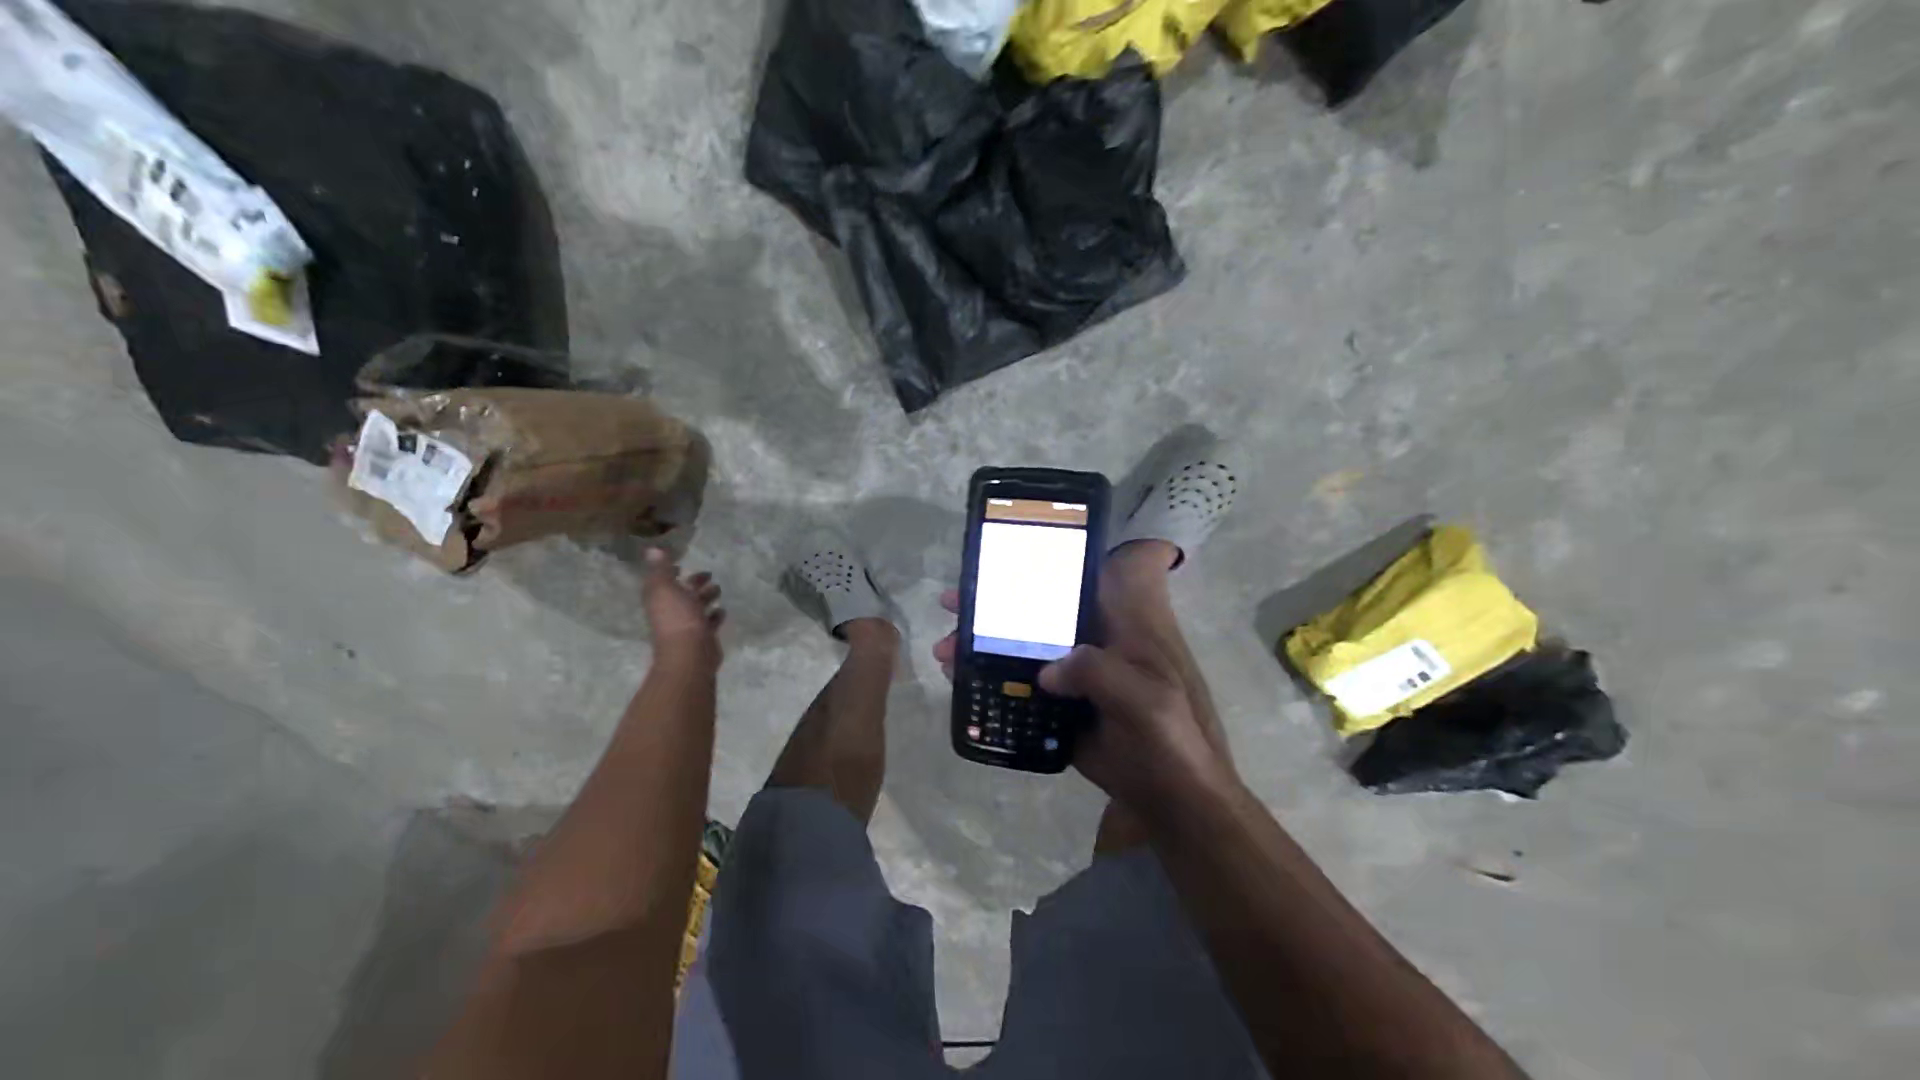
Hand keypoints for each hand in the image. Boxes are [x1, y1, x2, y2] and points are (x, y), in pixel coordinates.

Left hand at [642, 548, 724, 661]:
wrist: (690, 653)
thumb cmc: (677, 617)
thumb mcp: (665, 588)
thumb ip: (660, 569)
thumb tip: (653, 549)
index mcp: (660, 598)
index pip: (662, 581)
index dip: (669, 572)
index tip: (680, 564)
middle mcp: (671, 611)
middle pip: (683, 593)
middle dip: (694, 583)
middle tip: (709, 574)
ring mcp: (687, 625)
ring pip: (697, 606)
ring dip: (706, 596)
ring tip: (718, 589)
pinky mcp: (702, 636)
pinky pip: (709, 622)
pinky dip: (714, 615)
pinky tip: (722, 610)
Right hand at [930, 588, 1230, 805]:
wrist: (1172, 799)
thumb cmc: (1172, 740)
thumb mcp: (1147, 700)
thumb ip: (1100, 674)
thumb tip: (1046, 672)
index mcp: (1117, 629)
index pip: (1072, 586)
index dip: (1033, 571)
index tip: (993, 566)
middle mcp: (1090, 645)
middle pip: (1035, 616)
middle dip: (992, 609)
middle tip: (951, 604)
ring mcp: (1071, 679)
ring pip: (1021, 651)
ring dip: (983, 647)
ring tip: (945, 651)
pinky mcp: (1057, 710)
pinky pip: (1019, 690)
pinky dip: (990, 684)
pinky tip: (961, 682)